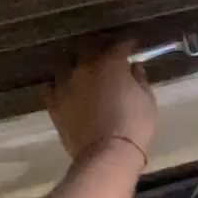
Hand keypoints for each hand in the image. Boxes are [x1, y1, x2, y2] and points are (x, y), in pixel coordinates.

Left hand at [44, 39, 155, 162]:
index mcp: (111, 63)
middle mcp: (85, 67)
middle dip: (99, 46)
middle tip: (106, 53)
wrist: (107, 154)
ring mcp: (66, 84)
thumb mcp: (147, 100)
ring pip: (65, 63)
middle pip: (88, 47)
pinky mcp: (54, 103)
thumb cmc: (134, 125)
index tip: (133, 45)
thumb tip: (134, 67)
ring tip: (81, 68)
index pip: (120, 45)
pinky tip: (63, 87)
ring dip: (74, 63)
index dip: (128, 43)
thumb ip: (140, 79)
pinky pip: (50, 86)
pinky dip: (57, 84)